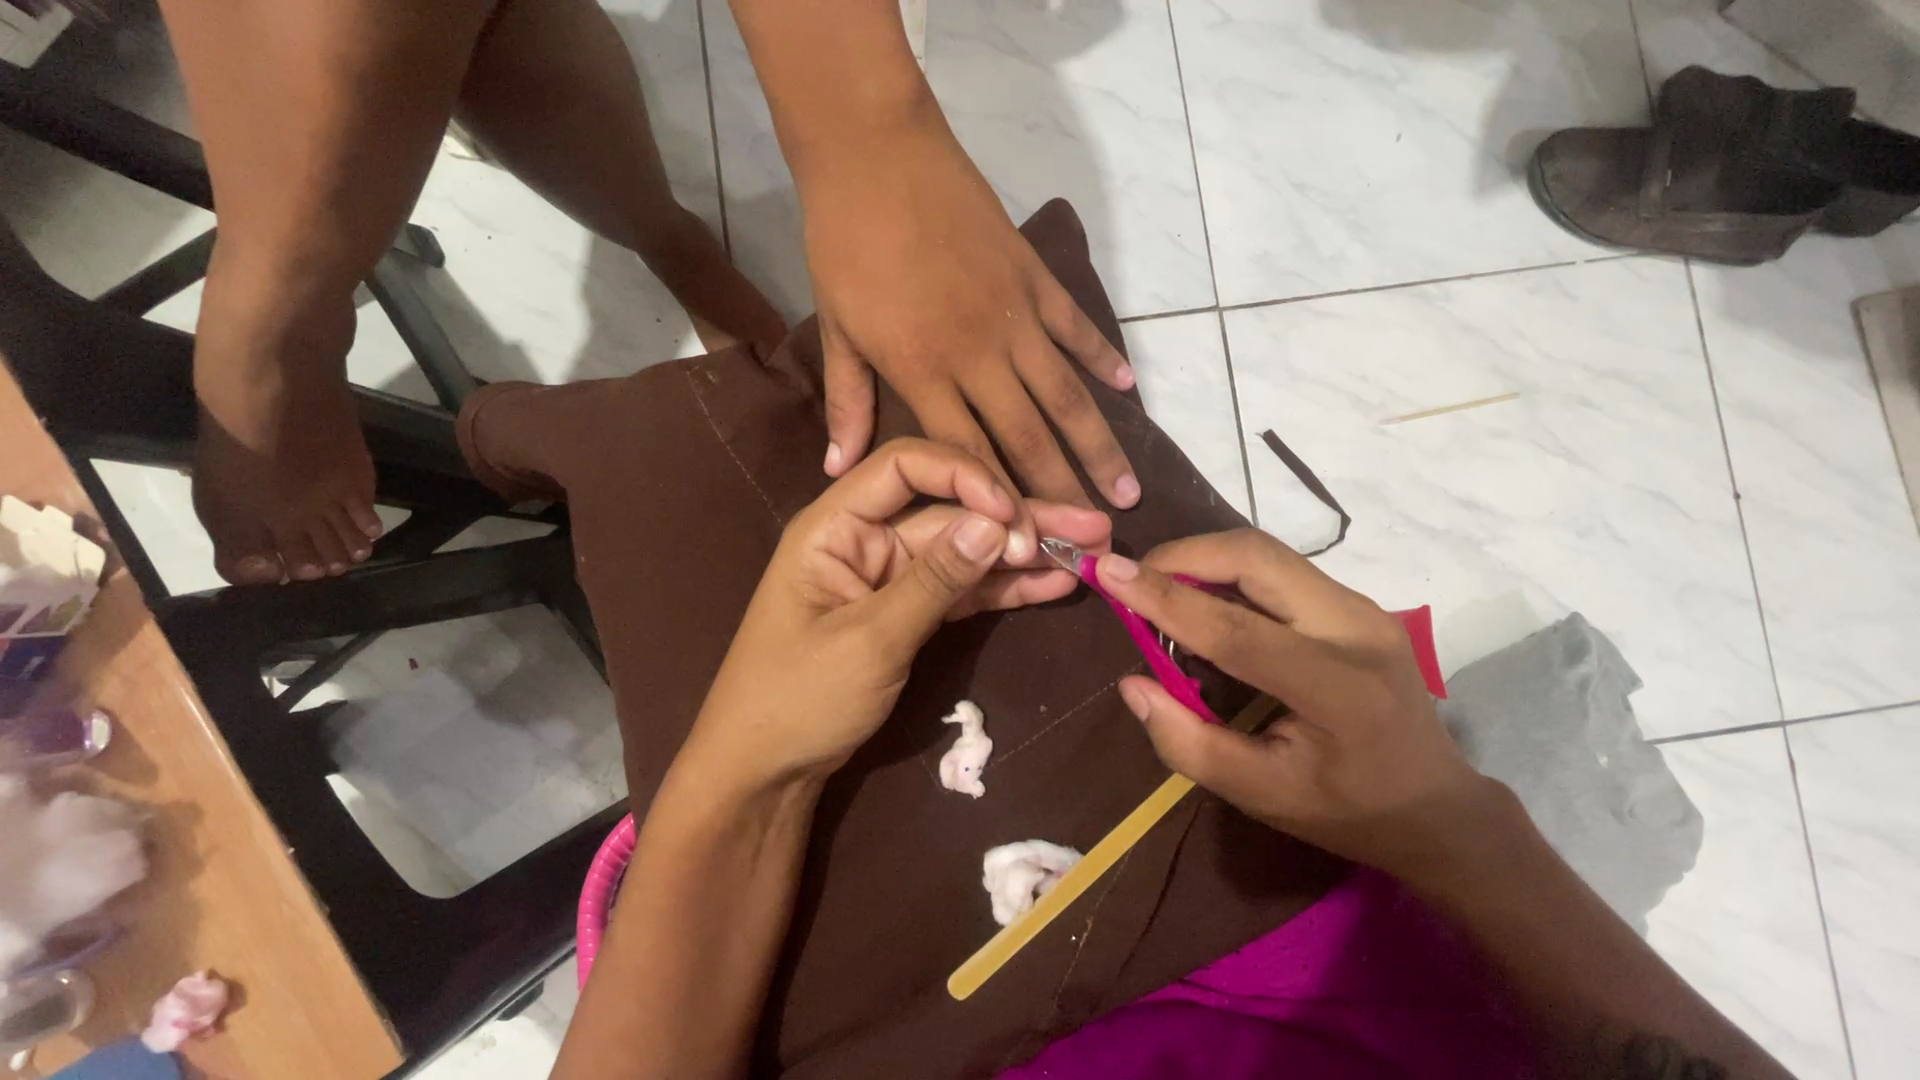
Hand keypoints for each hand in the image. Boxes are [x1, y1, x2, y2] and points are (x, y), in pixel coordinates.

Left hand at [682, 439, 1110, 787]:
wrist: (764, 773)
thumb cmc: (798, 699)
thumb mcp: (868, 639)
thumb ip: (934, 580)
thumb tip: (996, 523)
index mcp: (836, 526)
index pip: (905, 467)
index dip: (965, 475)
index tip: (1011, 512)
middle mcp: (867, 540)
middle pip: (950, 510)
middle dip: (1017, 517)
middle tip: (1091, 525)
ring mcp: (892, 578)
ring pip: (966, 551)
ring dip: (1024, 553)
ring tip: (1093, 550)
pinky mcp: (910, 615)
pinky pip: (963, 592)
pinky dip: (1005, 589)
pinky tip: (1054, 584)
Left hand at [799, 123, 1138, 559]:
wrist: (875, 155)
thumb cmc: (845, 246)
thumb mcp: (837, 330)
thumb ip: (848, 402)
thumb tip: (835, 466)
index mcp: (924, 374)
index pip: (971, 456)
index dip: (1003, 506)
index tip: (1033, 545)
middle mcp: (979, 356)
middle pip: (1029, 437)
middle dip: (1064, 490)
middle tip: (1099, 534)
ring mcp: (1015, 316)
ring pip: (1064, 394)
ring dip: (1097, 443)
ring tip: (1126, 487)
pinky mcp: (1035, 280)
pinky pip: (1075, 327)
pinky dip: (1102, 356)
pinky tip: (1125, 388)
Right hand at [1091, 529, 1494, 881]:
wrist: (1437, 806)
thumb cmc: (1346, 811)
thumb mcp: (1260, 795)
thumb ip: (1188, 742)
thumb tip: (1132, 683)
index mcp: (1337, 689)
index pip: (1236, 629)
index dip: (1165, 598)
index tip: (1107, 572)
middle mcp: (1357, 630)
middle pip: (1257, 557)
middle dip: (1184, 555)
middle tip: (1134, 579)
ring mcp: (1363, 609)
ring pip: (1267, 554)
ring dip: (1204, 561)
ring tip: (1162, 593)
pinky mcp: (1356, 604)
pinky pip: (1279, 570)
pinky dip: (1228, 576)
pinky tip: (1206, 607)